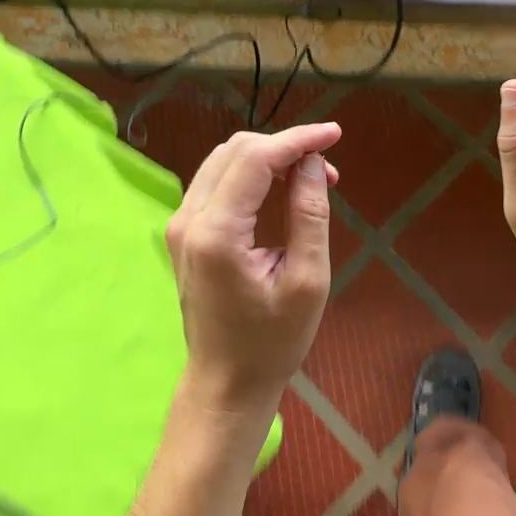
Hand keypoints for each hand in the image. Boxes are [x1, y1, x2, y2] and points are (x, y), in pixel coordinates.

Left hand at [165, 123, 342, 413]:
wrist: (226, 382)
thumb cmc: (272, 342)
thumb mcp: (306, 281)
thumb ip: (309, 214)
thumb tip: (313, 163)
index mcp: (217, 233)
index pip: (255, 158)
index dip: (297, 139)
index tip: (335, 134)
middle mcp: (189, 219)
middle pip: (236, 150)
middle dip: (284, 147)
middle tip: (327, 170)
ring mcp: (180, 224)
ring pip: (223, 160)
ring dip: (268, 157)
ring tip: (310, 178)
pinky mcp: (184, 232)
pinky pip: (216, 182)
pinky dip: (251, 174)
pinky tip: (280, 188)